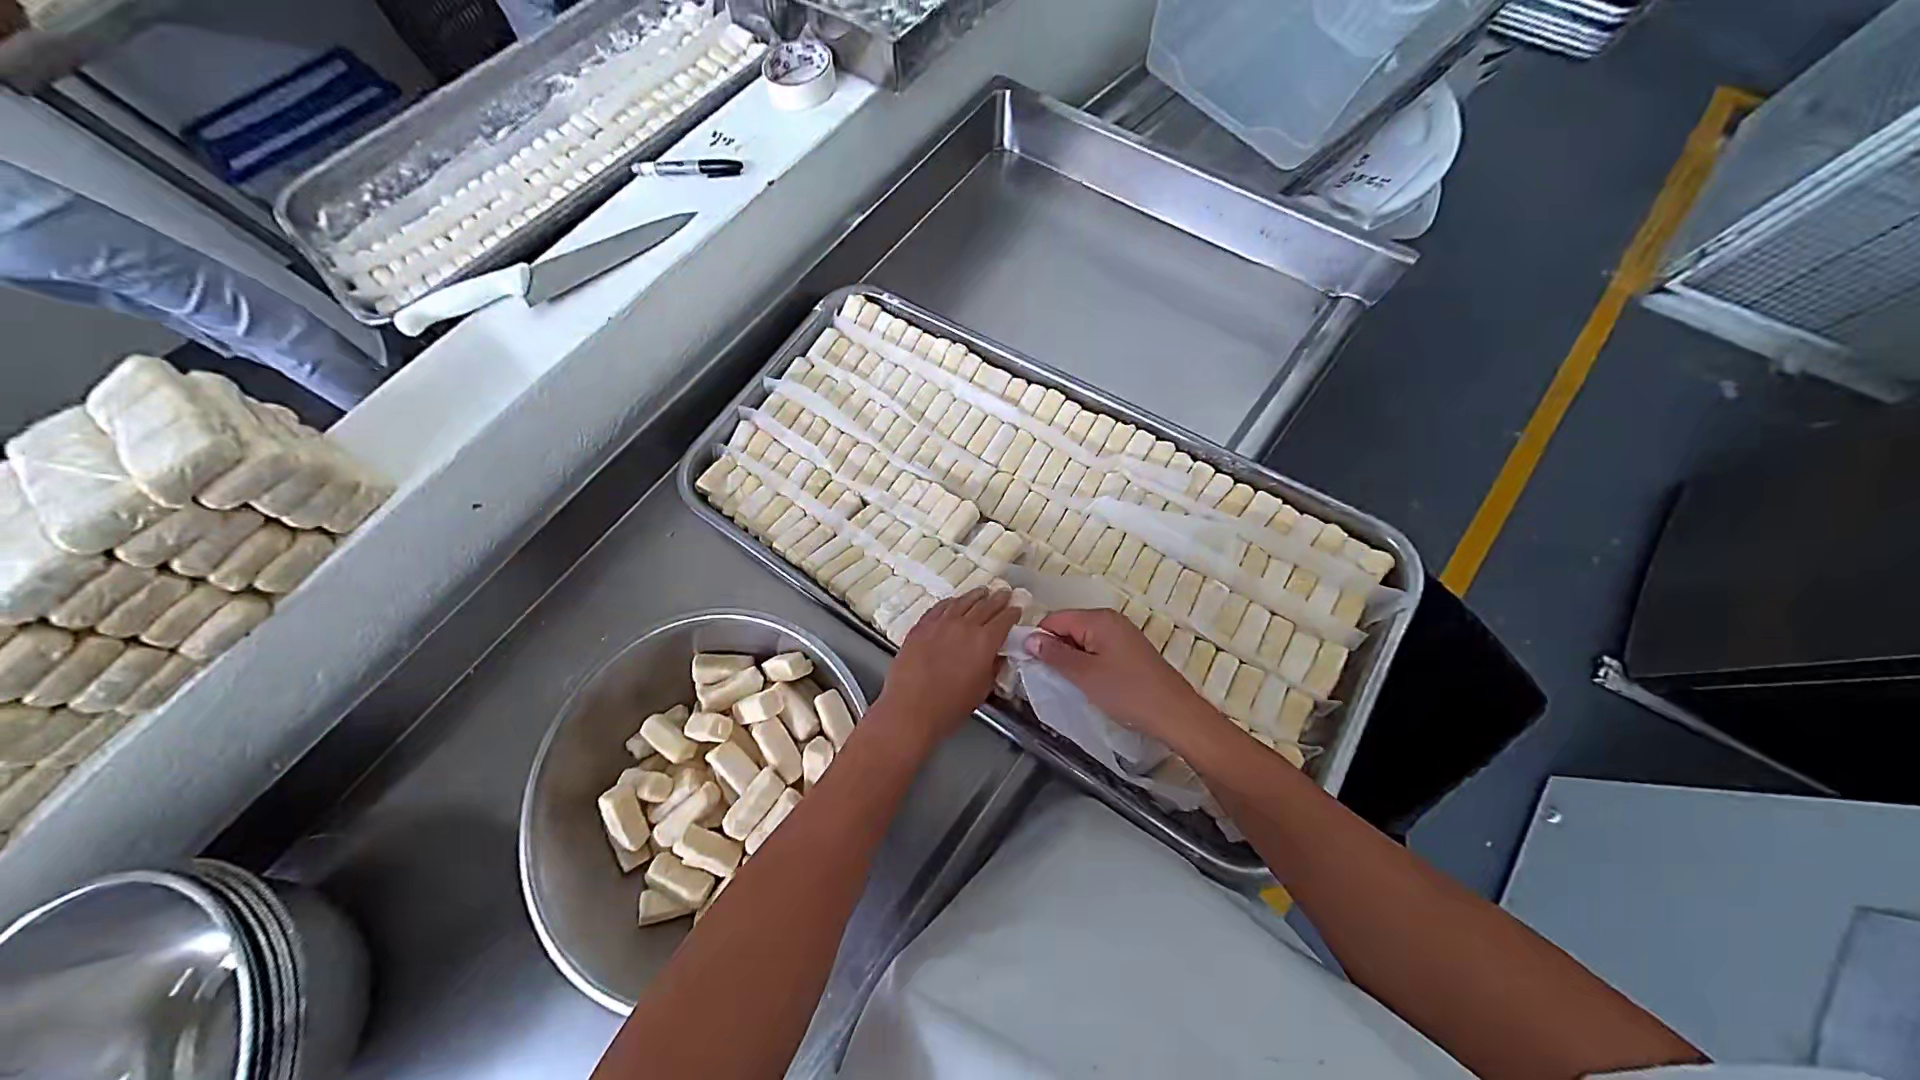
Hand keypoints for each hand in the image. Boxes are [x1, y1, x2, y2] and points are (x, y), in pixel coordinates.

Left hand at [869, 588, 1019, 753]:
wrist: (910, 709)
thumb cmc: (950, 707)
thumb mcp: (982, 689)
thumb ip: (993, 667)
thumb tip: (998, 655)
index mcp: (985, 641)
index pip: (1004, 619)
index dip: (1013, 613)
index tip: (1017, 609)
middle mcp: (964, 626)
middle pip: (985, 605)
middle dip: (998, 599)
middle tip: (1005, 593)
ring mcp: (940, 624)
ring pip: (962, 602)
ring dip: (975, 596)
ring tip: (982, 591)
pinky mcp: (921, 627)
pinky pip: (939, 608)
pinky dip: (950, 602)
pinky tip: (953, 602)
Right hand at [1025, 609, 1223, 746]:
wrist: (1175, 714)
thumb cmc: (1127, 692)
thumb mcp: (1084, 674)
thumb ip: (1054, 654)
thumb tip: (1029, 639)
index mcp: (1098, 619)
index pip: (1054, 619)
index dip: (1039, 639)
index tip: (1029, 663)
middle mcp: (1111, 620)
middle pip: (1068, 627)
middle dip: (1055, 649)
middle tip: (1049, 677)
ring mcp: (1122, 635)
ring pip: (1082, 640)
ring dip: (1071, 659)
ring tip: (1069, 682)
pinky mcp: (1129, 651)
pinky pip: (1098, 650)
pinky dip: (1087, 664)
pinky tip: (1089, 684)